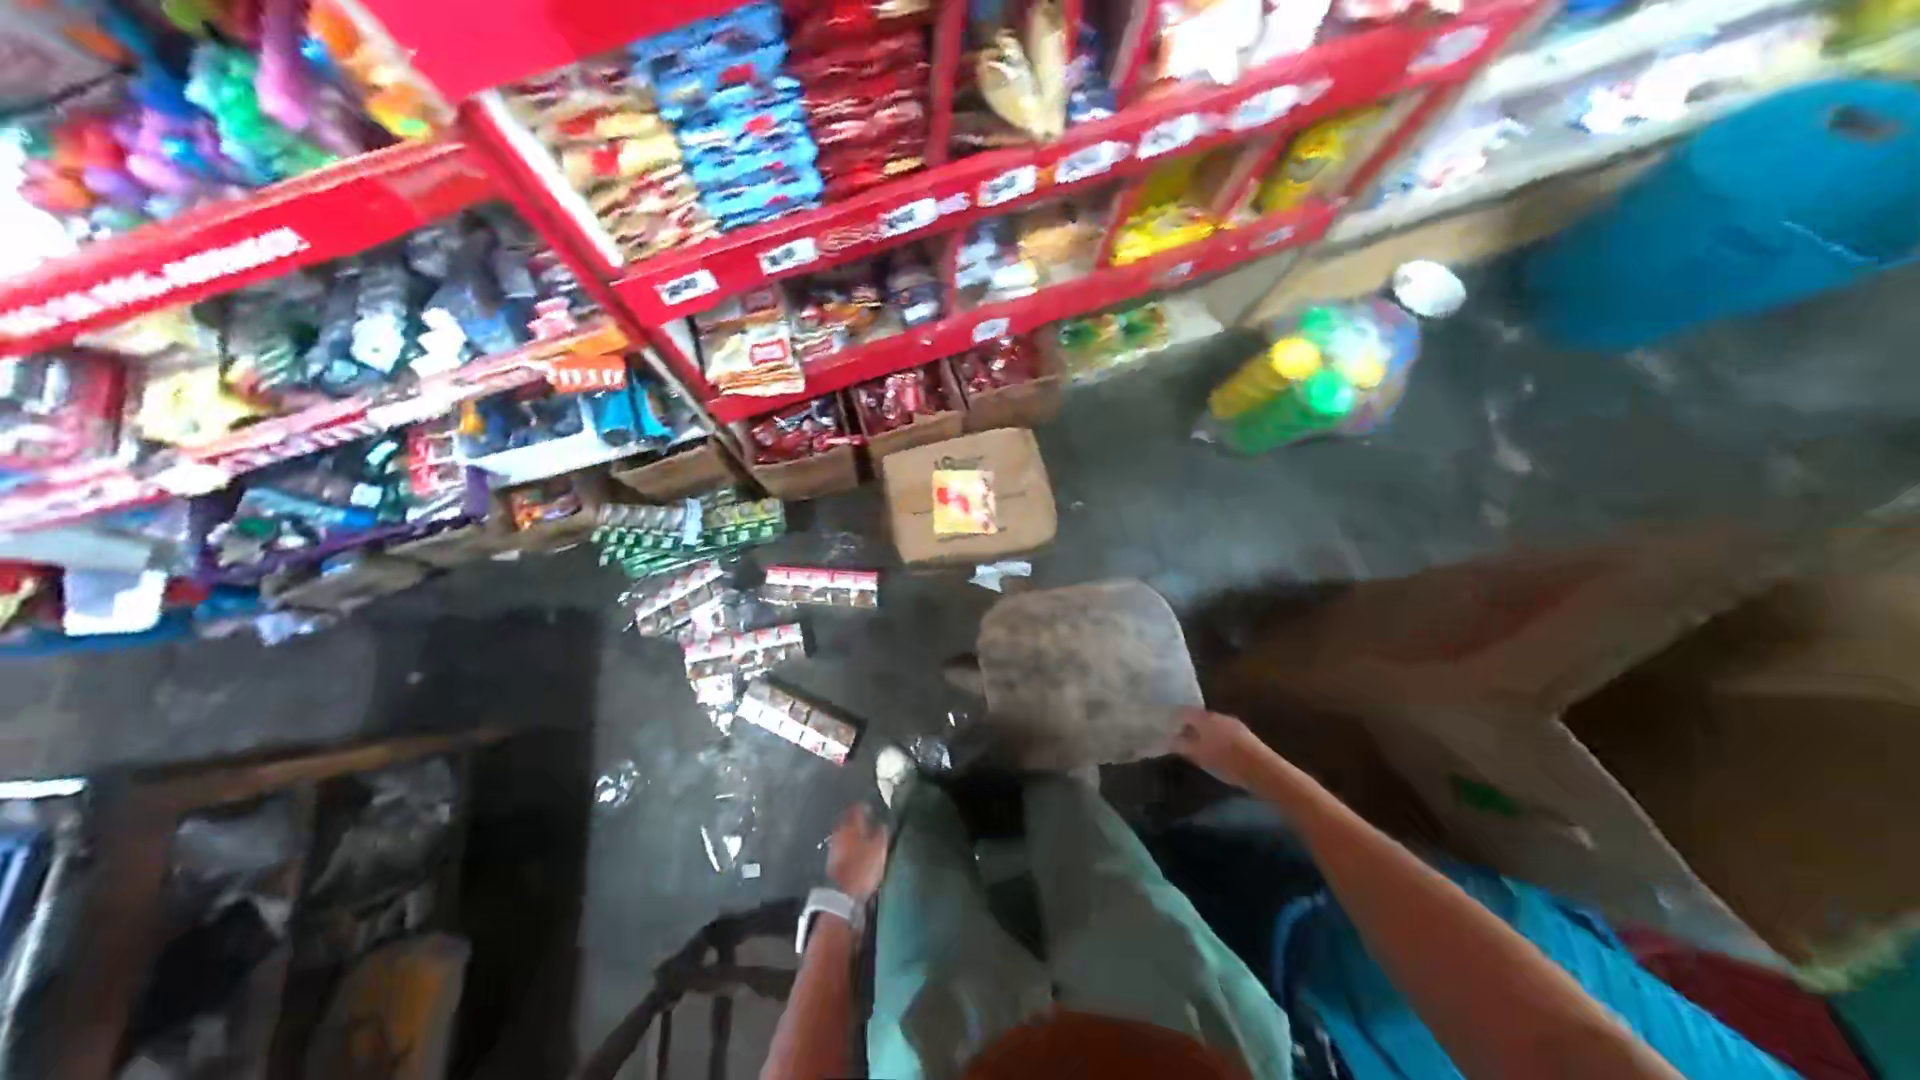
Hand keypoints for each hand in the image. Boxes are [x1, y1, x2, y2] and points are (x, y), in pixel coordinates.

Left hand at [826, 804, 889, 901]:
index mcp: (851, 825)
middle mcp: (840, 832)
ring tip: (867, 835)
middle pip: (850, 820)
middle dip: (860, 819)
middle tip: (871, 819)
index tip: (874, 807)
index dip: (866, 806)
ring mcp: (835, 846)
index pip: (857, 808)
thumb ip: (881, 832)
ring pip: (847, 833)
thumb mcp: (878, 848)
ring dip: (856, 832)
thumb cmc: (862, 867)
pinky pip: (845, 845)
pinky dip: (852, 844)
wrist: (842, 895)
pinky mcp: (834, 860)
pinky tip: (859, 849)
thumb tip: (882, 823)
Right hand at [1172, 708, 1264, 789]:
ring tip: (1199, 749)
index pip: (1184, 712)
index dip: (1174, 719)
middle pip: (1199, 718)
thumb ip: (1181, 745)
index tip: (1168, 730)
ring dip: (1204, 734)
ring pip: (1213, 725)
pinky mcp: (1245, 735)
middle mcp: (1219, 716)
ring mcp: (1234, 724)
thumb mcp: (1197, 755)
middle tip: (1182, 741)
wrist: (1262, 770)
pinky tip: (1217, 752)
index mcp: (1205, 718)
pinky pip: (1224, 732)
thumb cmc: (1225, 761)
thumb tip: (1169, 738)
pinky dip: (1217, 739)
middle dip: (1190, 728)